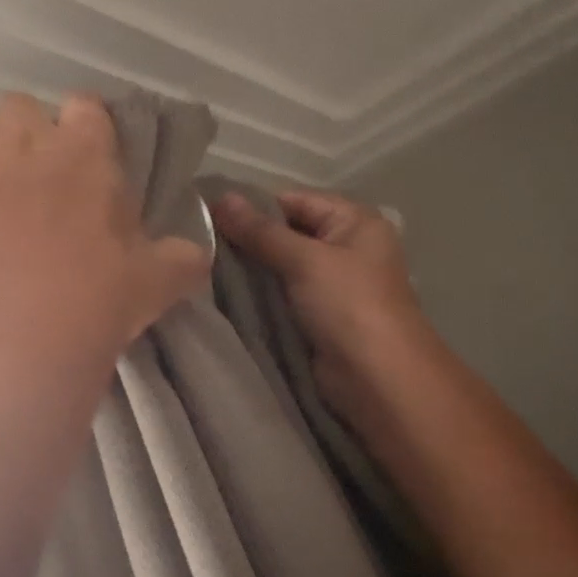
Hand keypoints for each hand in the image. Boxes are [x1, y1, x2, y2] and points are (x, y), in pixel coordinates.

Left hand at [0, 93, 210, 366]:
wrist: (15, 338)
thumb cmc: (93, 303)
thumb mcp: (158, 282)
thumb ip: (181, 257)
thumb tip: (195, 253)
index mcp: (86, 150)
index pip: (87, 108)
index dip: (86, 132)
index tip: (88, 165)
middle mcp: (24, 138)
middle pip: (22, 107)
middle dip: (29, 138)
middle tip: (36, 187)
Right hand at [213, 189, 433, 407]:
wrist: (377, 378)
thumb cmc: (349, 305)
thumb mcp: (305, 260)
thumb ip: (261, 231)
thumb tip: (220, 198)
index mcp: (356, 222)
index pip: (296, 201)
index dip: (254, 206)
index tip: (207, 215)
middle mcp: (347, 248)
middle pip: (288, 233)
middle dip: (249, 239)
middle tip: (199, 243)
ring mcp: (334, 285)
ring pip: (282, 267)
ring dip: (251, 270)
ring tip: (203, 267)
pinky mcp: (320, 317)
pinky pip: (283, 296)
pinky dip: (260, 295)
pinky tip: (224, 294)